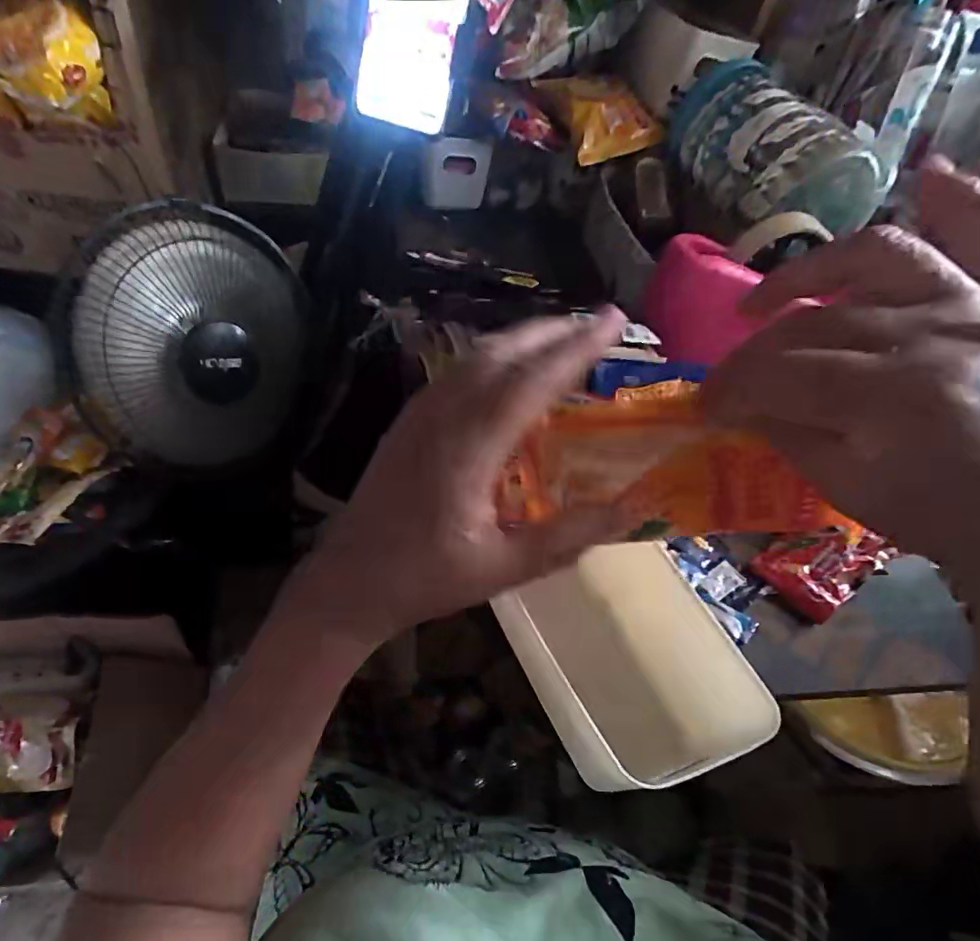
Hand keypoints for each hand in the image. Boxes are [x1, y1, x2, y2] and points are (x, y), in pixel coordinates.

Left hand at [283, 310, 632, 645]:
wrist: (348, 581)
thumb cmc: (424, 579)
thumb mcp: (503, 568)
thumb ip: (566, 538)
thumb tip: (630, 511)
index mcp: (469, 448)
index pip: (532, 380)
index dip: (577, 347)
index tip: (614, 320)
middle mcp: (442, 416)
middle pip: (502, 352)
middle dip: (553, 330)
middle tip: (597, 324)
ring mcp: (418, 415)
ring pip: (475, 357)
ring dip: (522, 340)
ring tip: (562, 340)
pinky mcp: (406, 422)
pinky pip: (456, 373)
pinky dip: (494, 360)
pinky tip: (510, 375)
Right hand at [703, 159, 979, 594]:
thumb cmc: (936, 513)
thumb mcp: (842, 486)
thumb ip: (787, 431)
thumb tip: (742, 402)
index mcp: (891, 395)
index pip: (784, 373)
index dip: (732, 388)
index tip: (705, 405)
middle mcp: (933, 333)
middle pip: (816, 321)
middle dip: (755, 353)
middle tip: (729, 381)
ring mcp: (974, 307)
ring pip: (878, 255)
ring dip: (810, 270)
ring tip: (768, 303)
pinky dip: (956, 201)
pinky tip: (926, 176)